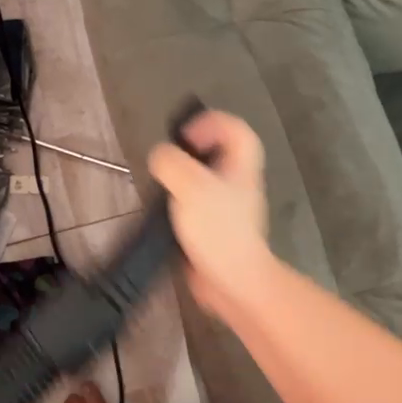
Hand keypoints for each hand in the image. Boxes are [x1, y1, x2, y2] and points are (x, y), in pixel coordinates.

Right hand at [148, 109, 272, 315]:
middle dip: (191, 151)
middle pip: (217, 152)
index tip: (184, 137)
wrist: (232, 279)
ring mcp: (226, 207)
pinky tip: (164, 213)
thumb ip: (171, 163)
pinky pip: (196, 206)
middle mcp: (236, 182)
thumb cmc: (217, 228)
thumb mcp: (189, 185)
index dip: (210, 123)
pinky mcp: (214, 228)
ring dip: (181, 179)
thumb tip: (160, 157)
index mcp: (241, 165)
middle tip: (168, 160)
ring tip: (161, 185)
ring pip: (204, 180)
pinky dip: (180, 204)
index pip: (234, 128)